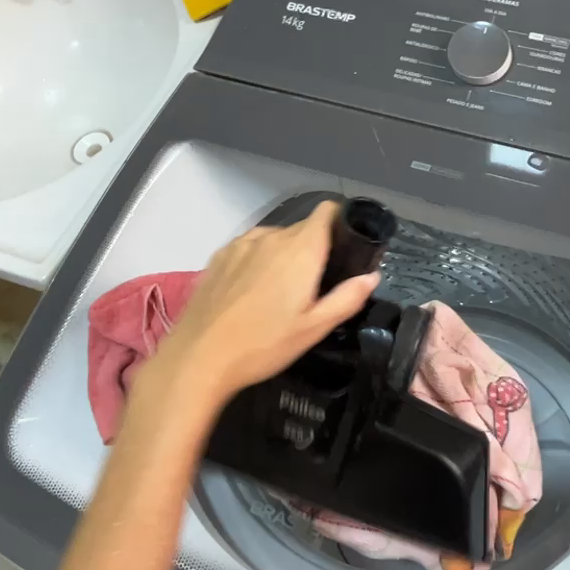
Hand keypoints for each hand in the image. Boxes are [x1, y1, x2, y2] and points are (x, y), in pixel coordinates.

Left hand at [142, 200, 378, 406]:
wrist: (198, 358)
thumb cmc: (264, 344)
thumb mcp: (314, 329)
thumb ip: (347, 298)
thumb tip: (371, 276)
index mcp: (301, 249)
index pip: (327, 211)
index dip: (340, 221)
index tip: (346, 245)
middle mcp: (272, 237)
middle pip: (303, 229)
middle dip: (314, 249)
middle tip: (315, 285)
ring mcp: (241, 244)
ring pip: (274, 239)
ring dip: (284, 255)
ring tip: (280, 292)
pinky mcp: (219, 256)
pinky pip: (249, 248)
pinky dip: (258, 261)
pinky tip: (251, 292)